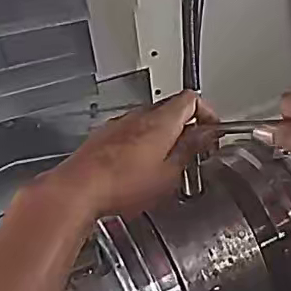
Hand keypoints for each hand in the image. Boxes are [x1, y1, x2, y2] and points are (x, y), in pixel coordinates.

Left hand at [15, 90, 214, 221]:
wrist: (77, 191)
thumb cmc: (120, 184)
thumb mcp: (170, 173)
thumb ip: (191, 149)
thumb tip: (207, 133)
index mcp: (161, 121)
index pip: (192, 99)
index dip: (208, 114)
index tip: (212, 131)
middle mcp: (139, 116)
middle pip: (172, 109)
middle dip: (188, 127)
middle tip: (197, 149)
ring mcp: (119, 125)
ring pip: (151, 122)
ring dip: (166, 137)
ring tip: (171, 162)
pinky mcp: (104, 138)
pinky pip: (132, 133)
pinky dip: (145, 144)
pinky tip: (144, 169)